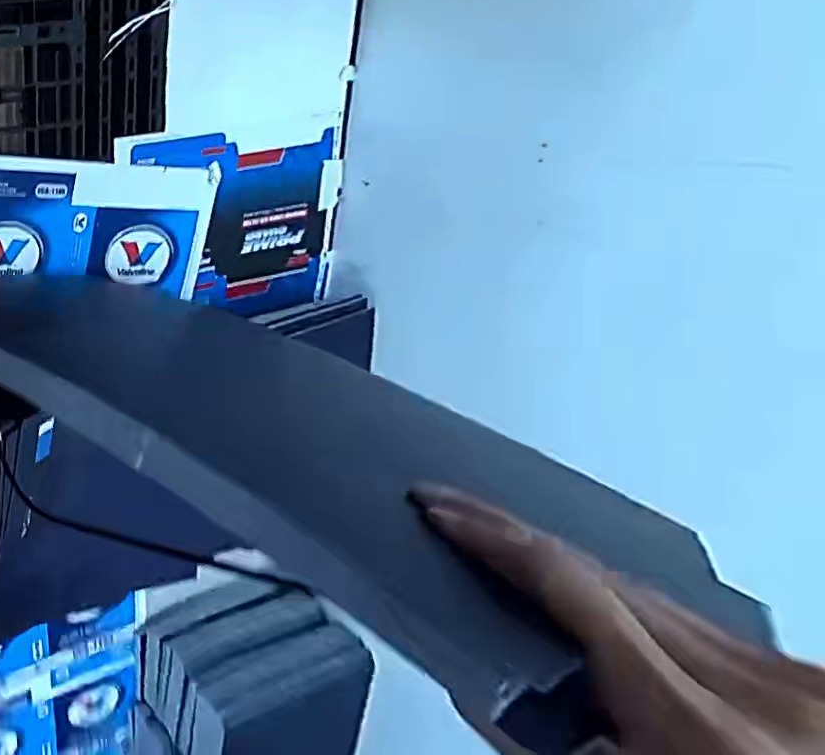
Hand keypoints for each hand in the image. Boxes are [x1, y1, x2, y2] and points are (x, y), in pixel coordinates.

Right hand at [414, 484, 824, 754]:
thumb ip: (532, 743)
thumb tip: (465, 687)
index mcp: (699, 726)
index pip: (569, 587)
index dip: (494, 540)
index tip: (441, 514)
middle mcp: (755, 691)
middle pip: (596, 570)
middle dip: (506, 527)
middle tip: (444, 501)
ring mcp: (791, 679)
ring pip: (635, 584)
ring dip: (551, 551)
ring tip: (490, 525)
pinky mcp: (806, 675)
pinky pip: (680, 610)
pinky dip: (611, 586)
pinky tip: (569, 570)